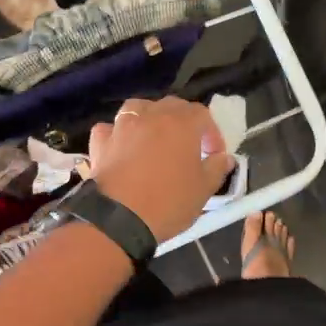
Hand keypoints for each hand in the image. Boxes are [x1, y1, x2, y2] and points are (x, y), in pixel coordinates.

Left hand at [87, 97, 236, 241]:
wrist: (118, 220)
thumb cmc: (168, 202)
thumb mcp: (203, 190)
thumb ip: (217, 169)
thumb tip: (224, 158)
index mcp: (182, 124)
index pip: (203, 115)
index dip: (212, 133)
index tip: (214, 155)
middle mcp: (152, 116)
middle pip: (172, 106)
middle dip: (184, 121)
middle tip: (189, 146)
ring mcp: (123, 127)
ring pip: (139, 108)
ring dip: (150, 118)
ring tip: (154, 138)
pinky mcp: (101, 143)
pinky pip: (110, 129)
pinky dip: (118, 134)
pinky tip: (122, 147)